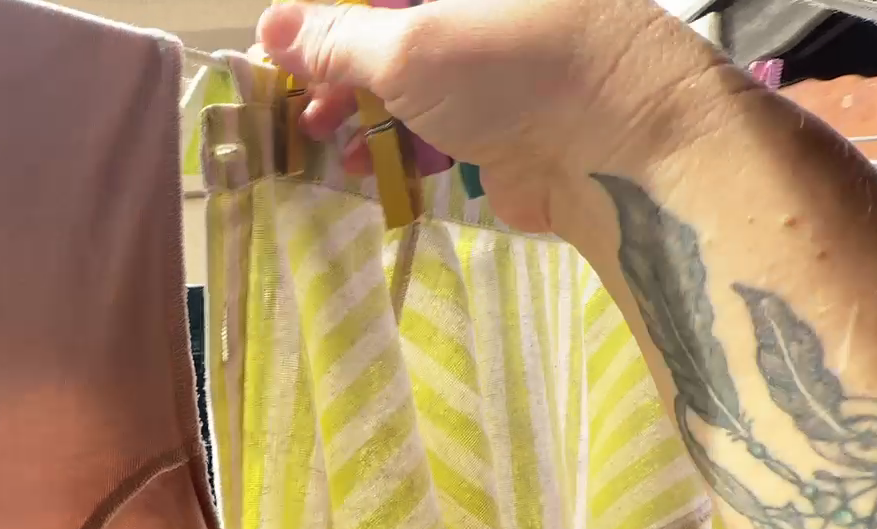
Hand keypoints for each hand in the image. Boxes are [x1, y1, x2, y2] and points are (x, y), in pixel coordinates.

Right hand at [257, 0, 745, 231]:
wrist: (608, 146)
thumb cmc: (511, 75)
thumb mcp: (409, 49)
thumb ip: (336, 40)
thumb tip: (268, 24)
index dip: (323, 25)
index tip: (280, 58)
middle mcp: (479, 10)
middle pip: (385, 37)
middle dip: (336, 76)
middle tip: (304, 111)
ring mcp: (489, 60)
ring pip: (400, 84)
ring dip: (355, 116)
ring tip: (327, 144)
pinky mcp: (492, 113)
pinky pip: (424, 122)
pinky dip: (390, 143)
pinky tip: (366, 165)